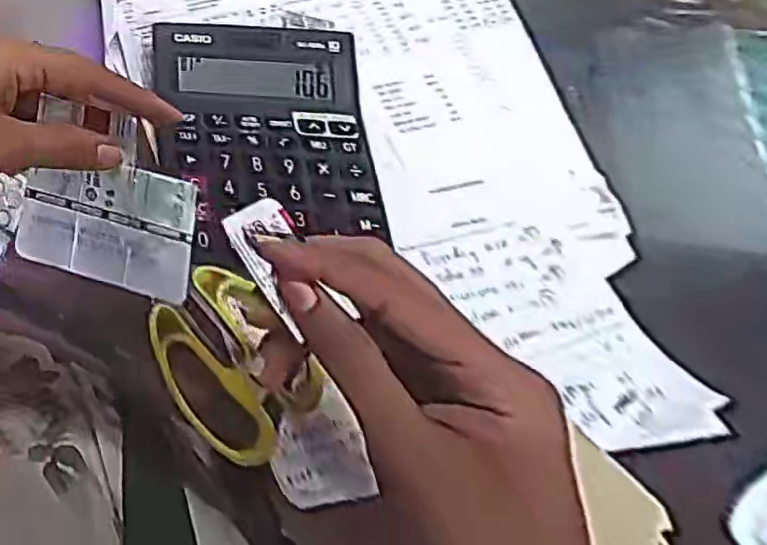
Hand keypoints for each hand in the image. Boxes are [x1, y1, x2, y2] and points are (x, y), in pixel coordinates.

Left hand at [0, 39, 179, 201]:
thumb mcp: (3, 146)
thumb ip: (62, 147)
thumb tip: (112, 152)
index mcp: (13, 57)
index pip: (86, 73)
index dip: (129, 96)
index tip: (165, 115)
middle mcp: (0, 56)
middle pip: (65, 79)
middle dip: (100, 109)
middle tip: (136, 139)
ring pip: (41, 94)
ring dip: (68, 120)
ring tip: (97, 151)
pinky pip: (17, 104)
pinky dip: (39, 125)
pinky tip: (49, 149)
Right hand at [255, 236, 587, 544]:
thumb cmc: (478, 542)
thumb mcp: (408, 449)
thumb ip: (351, 360)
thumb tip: (300, 290)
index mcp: (497, 374)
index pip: (397, 292)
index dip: (328, 264)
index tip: (271, 251)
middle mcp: (479, 365)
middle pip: (390, 287)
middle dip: (324, 273)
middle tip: (269, 264)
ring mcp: (455, 382)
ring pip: (371, 317)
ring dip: (315, 318)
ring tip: (274, 345)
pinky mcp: (428, 399)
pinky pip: (368, 349)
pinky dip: (324, 345)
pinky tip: (295, 358)